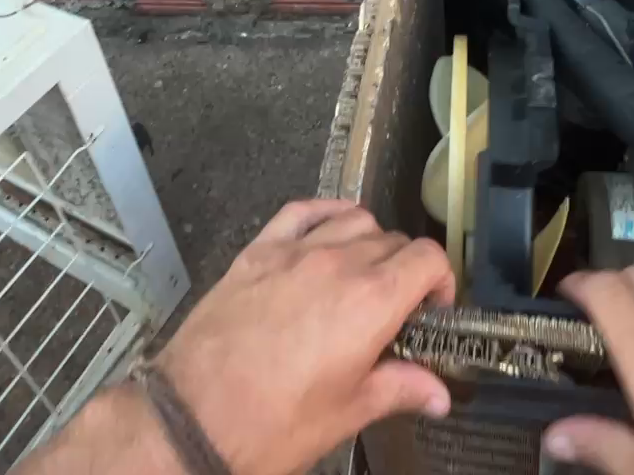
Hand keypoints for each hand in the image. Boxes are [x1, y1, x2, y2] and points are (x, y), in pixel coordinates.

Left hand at [156, 199, 455, 474]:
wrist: (192, 417)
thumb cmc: (272, 423)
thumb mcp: (346, 414)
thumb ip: (399, 389)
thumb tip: (439, 393)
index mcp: (370, 301)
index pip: (427, 258)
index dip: (441, 280)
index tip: (433, 308)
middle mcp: (339, 262)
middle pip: (394, 240)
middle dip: (407, 269)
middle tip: (398, 308)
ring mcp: (296, 249)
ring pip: (355, 219)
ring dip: (372, 241)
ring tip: (364, 275)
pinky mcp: (260, 248)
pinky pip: (303, 210)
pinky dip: (326, 213)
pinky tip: (330, 230)